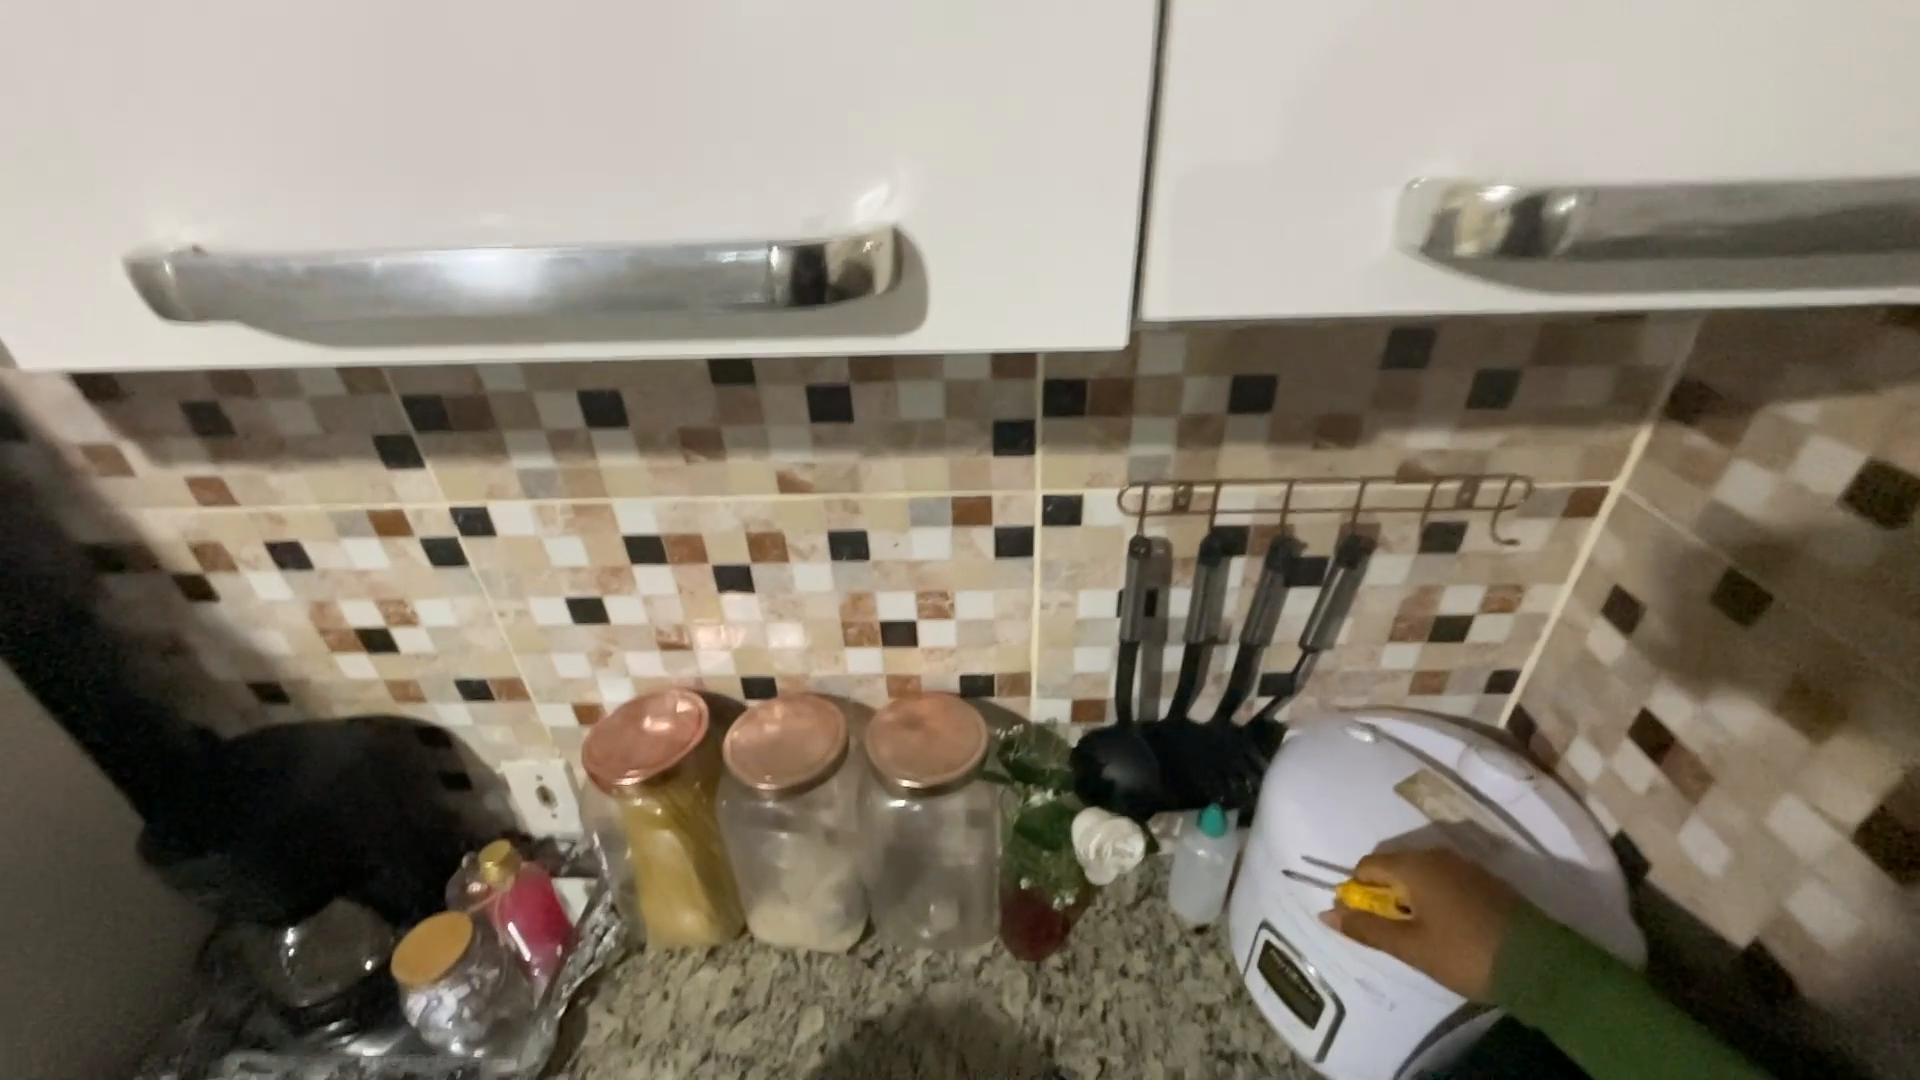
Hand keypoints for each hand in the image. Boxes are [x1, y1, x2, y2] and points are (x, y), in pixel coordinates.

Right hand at [1318, 847, 1519, 1000]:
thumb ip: (1367, 928)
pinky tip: (1449, 926)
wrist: (1544, 967)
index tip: (1365, 921)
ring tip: (1422, 931)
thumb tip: (1326, 913)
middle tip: (1394, 930)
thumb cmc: (1467, 953)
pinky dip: (1437, 897)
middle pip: (1394, 866)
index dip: (1357, 892)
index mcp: (1413, 865)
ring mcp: (1465, 866)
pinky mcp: (1488, 881)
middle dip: (1385, 894)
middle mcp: (1436, 855)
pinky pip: (1446, 880)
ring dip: (1412, 896)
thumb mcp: (1411, 948)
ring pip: (1422, 873)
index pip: (1367, 866)